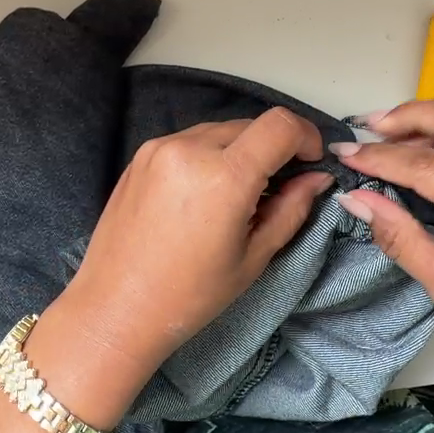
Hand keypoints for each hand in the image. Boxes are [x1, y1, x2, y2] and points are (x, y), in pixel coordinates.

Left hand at [52, 109, 330, 382]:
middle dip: (273, 149)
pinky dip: (209, 156)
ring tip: (237, 197)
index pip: (279, 125)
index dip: (306, 136)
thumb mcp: (254, 258)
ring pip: (220, 131)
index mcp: (223, 177)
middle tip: (276, 189)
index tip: (310, 161)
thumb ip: (292, 209)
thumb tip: (317, 178)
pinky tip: (204, 195)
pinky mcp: (142, 154)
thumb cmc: (188, 295)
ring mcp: (160, 148)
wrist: (116, 307)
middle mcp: (190, 150)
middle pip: (251, 125)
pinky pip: (191, 141)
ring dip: (240, 151)